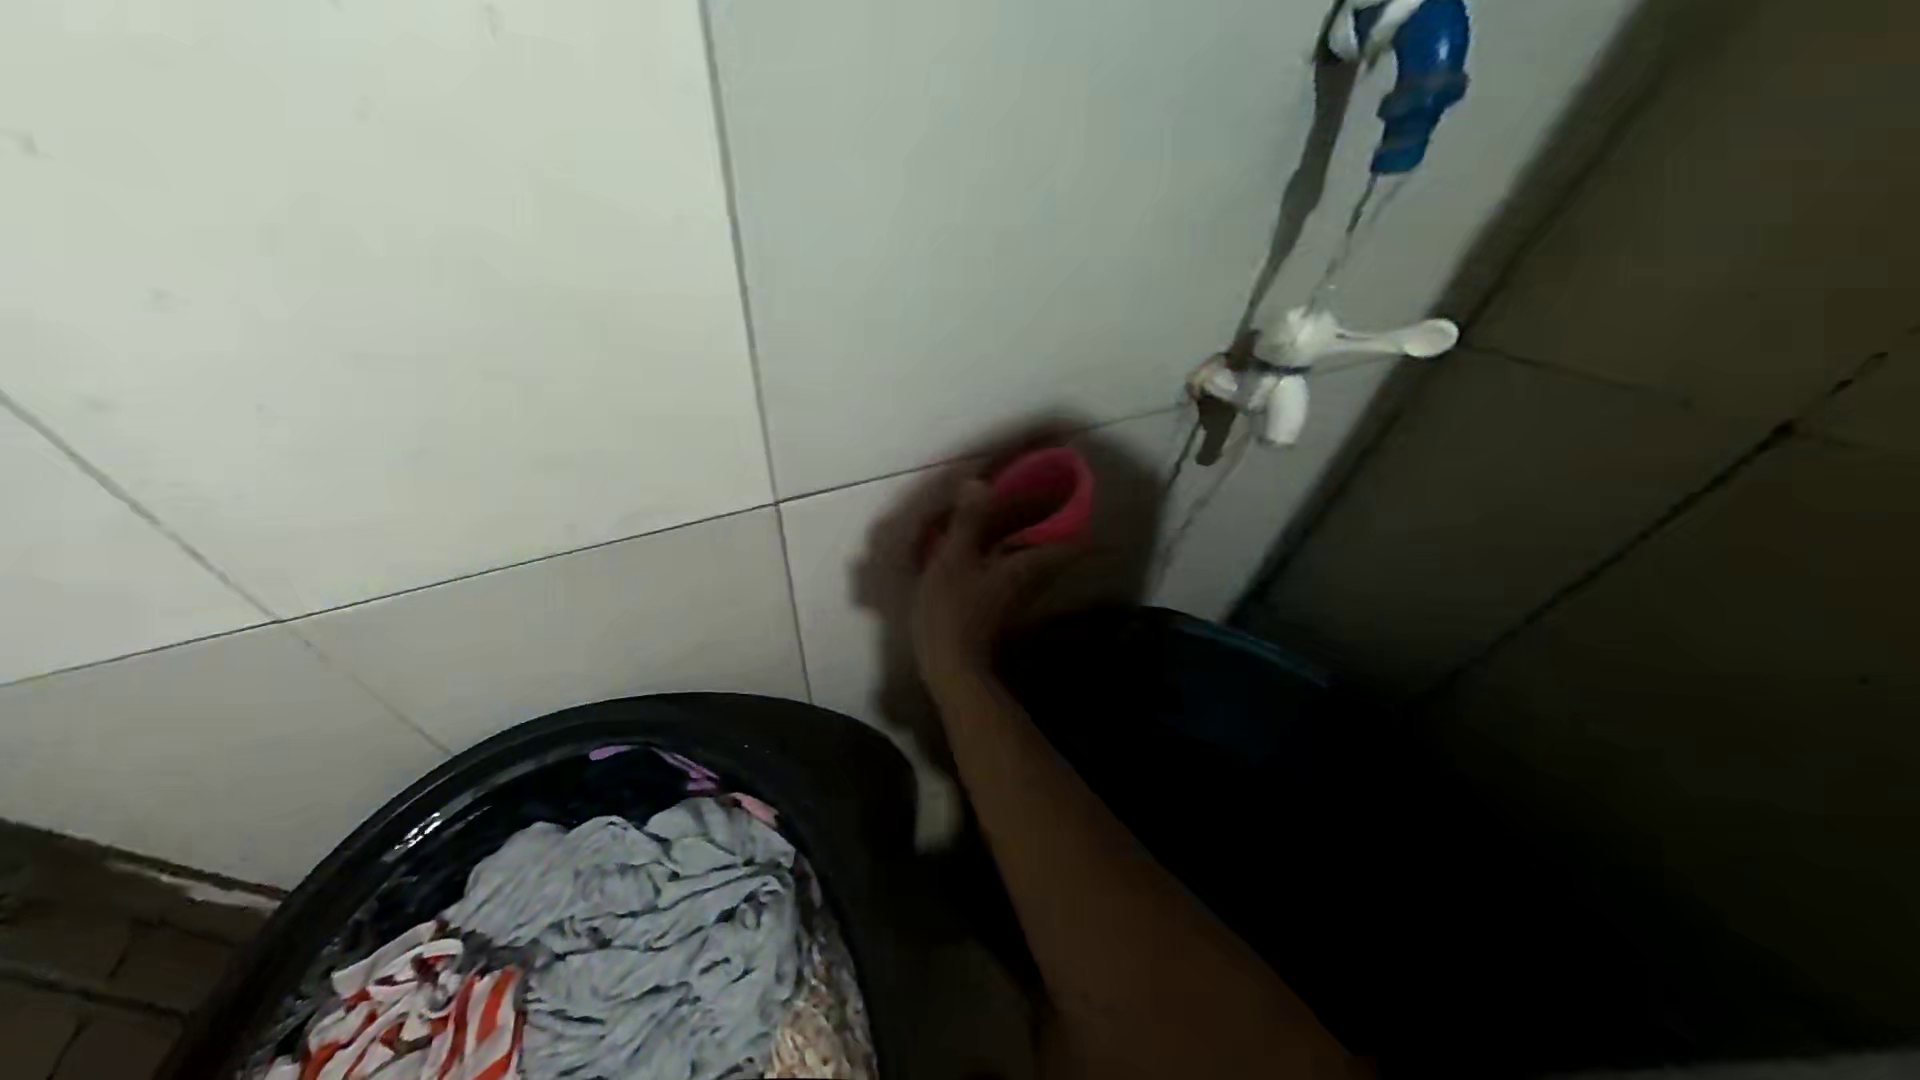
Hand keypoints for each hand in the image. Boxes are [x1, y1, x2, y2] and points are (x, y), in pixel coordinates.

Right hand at [914, 479, 1075, 685]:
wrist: (951, 665)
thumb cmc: (954, 609)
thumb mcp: (955, 559)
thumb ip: (969, 520)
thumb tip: (979, 481)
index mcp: (1030, 564)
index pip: (1075, 542)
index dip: (1080, 517)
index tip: (1074, 495)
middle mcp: (1035, 581)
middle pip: (1061, 551)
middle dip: (1058, 525)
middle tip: (1046, 498)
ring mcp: (1022, 597)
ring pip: (1041, 563)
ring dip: (1036, 540)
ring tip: (1019, 516)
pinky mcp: (1006, 608)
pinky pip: (1021, 572)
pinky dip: (1016, 555)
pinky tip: (993, 547)